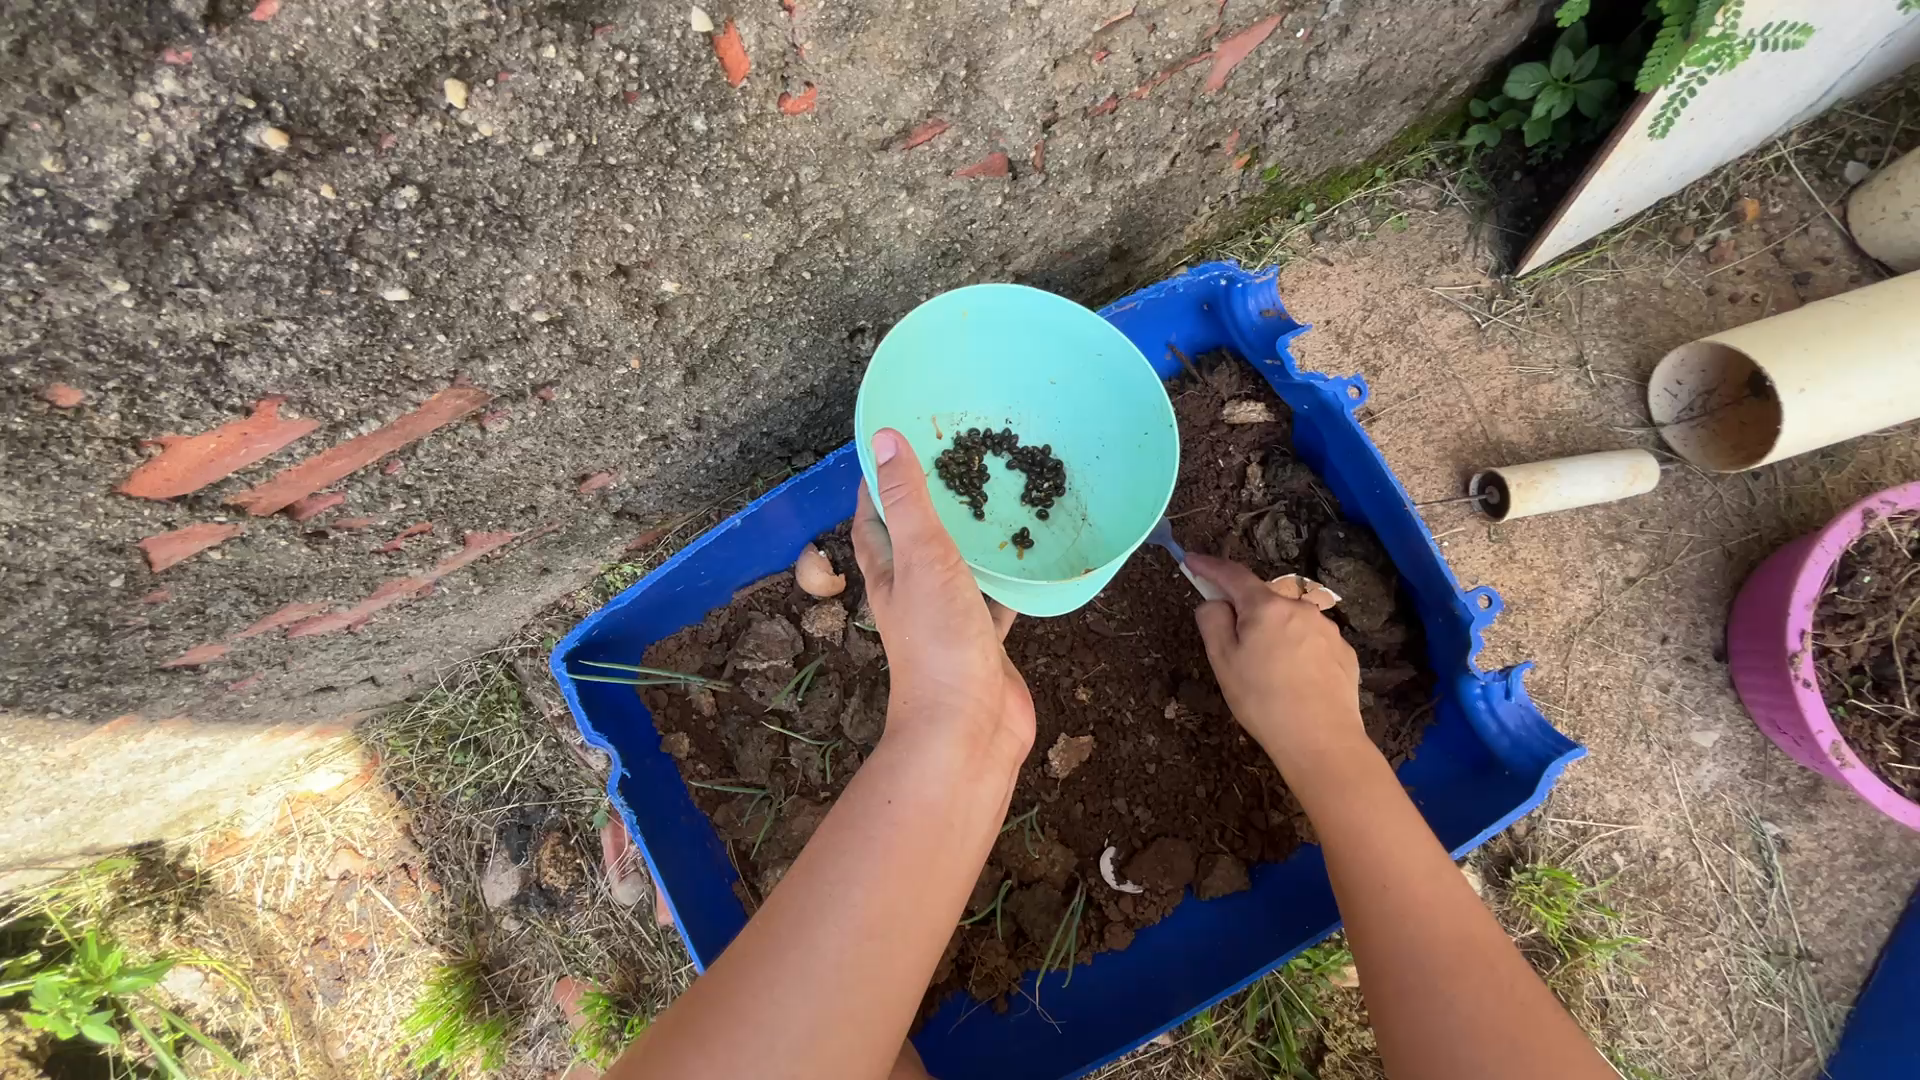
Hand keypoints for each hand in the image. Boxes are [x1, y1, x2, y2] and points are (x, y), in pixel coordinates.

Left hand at [852, 429, 1033, 770]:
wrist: (969, 726)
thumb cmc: (939, 641)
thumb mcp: (921, 558)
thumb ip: (908, 501)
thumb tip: (883, 439)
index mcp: (889, 571)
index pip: (873, 516)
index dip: (877, 481)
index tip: (895, 444)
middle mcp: (914, 592)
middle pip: (916, 537)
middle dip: (931, 502)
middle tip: (962, 463)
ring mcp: (949, 617)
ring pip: (958, 566)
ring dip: (970, 539)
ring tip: (998, 499)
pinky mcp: (983, 639)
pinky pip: (994, 598)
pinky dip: (1007, 579)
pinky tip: (1029, 559)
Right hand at [1187, 553, 1365, 772]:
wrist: (1321, 740)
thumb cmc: (1262, 699)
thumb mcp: (1222, 660)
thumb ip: (1212, 620)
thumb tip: (1216, 602)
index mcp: (1266, 606)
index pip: (1233, 574)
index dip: (1209, 566)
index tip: (1191, 560)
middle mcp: (1299, 608)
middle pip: (1263, 599)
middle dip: (1244, 610)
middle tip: (1231, 642)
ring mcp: (1327, 629)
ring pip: (1288, 620)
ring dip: (1273, 631)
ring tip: (1267, 669)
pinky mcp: (1344, 652)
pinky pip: (1310, 640)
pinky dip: (1296, 648)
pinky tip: (1293, 679)